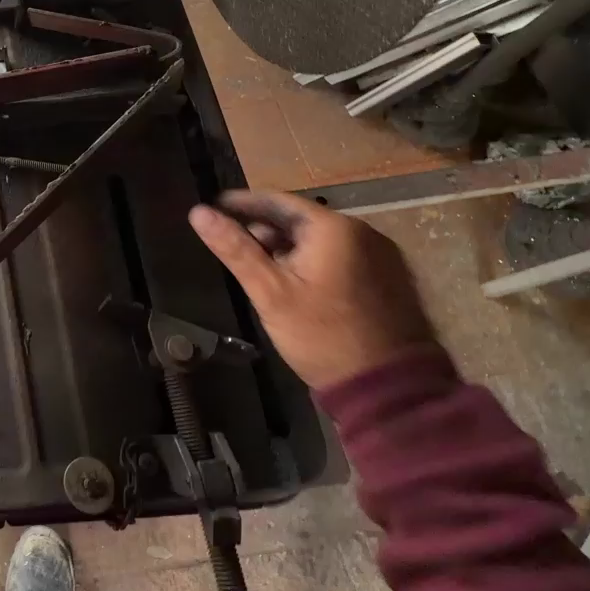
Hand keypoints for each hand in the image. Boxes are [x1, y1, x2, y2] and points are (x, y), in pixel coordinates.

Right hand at [188, 190, 436, 389]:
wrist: (391, 390)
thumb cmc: (322, 336)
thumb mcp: (269, 292)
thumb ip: (234, 249)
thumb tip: (197, 212)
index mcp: (334, 228)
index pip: (277, 200)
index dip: (241, 202)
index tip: (214, 206)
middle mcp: (364, 232)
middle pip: (301, 219)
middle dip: (265, 228)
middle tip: (234, 243)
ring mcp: (382, 256)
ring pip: (321, 239)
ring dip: (289, 246)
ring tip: (260, 266)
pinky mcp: (391, 278)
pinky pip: (342, 256)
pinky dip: (314, 260)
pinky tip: (295, 281)